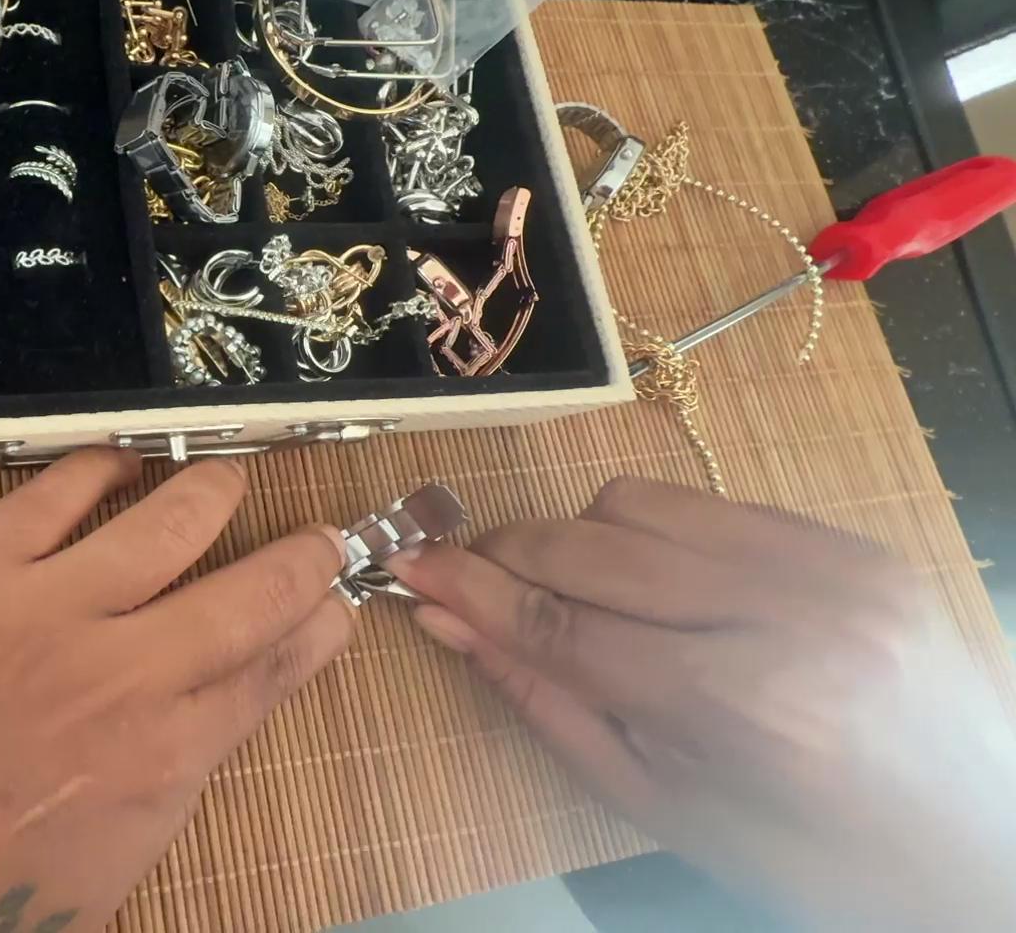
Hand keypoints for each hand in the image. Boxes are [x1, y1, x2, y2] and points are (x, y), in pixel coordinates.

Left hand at [0, 450, 353, 930]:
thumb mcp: (95, 872)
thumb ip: (160, 787)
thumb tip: (204, 714)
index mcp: (159, 765)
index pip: (268, 675)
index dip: (312, 631)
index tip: (338, 603)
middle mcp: (124, 676)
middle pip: (246, 596)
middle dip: (301, 559)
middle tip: (324, 534)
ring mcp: (47, 610)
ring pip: (165, 525)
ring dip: (211, 493)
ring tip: (229, 475)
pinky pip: (55, 493)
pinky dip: (99, 467)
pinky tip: (120, 457)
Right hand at [391, 476, 1015, 932]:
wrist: (998, 861)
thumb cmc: (803, 855)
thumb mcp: (650, 798)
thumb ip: (536, 694)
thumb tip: (442, 619)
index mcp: (744, 708)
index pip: (556, 622)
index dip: (465, 588)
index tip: (404, 563)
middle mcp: (792, 617)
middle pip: (581, 548)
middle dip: (503, 558)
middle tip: (468, 580)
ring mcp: (832, 567)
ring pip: (624, 504)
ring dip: (574, 542)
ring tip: (585, 596)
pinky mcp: (847, 542)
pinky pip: (689, 501)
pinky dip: (639, 532)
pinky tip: (656, 584)